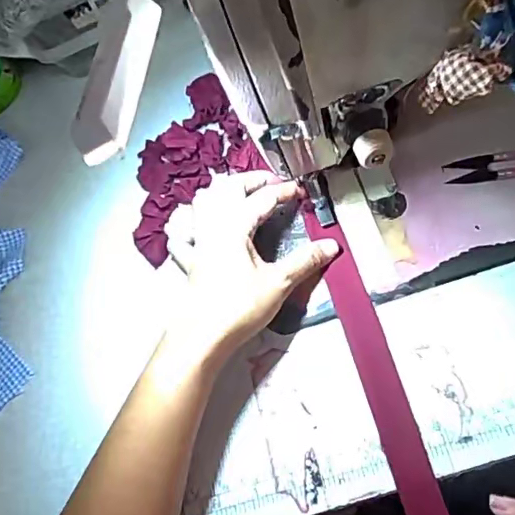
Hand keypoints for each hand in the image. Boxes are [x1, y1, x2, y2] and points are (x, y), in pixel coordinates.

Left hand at [160, 173, 338, 364]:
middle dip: (249, 179)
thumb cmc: (239, 307)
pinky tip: (196, 226)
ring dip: (218, 193)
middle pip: (226, 187)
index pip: (262, 197)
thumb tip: (331, 246)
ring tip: (236, 195)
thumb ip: (305, 260)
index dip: (283, 190)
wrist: (203, 335)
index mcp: (235, 226)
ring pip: (200, 203)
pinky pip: (182, 233)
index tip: (299, 192)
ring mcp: (197, 241)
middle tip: (270, 183)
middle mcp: (212, 226)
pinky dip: (189, 223)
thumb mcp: (279, 283)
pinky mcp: (189, 260)